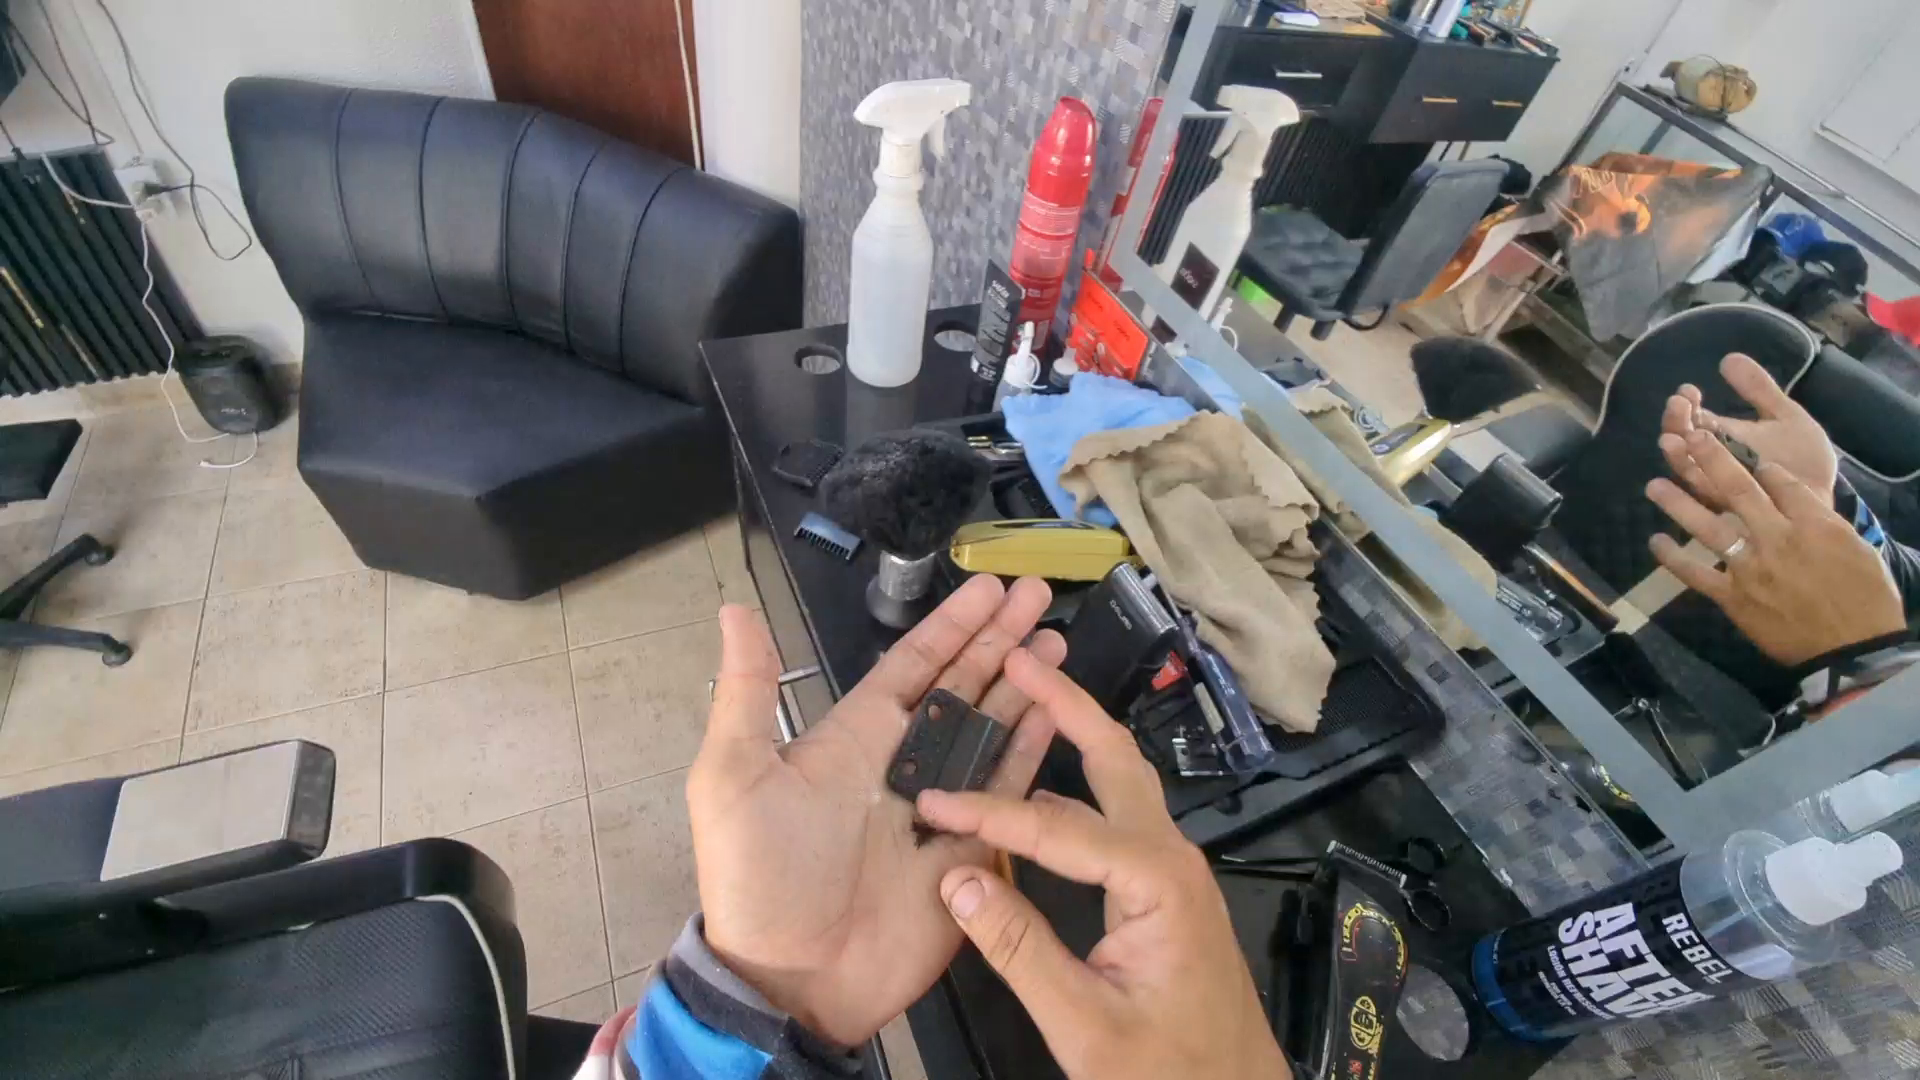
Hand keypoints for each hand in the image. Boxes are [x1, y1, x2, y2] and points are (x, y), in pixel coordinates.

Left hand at [690, 575, 1067, 1046]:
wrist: (792, 979)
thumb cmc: (761, 874)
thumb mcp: (734, 776)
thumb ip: (749, 691)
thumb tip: (735, 610)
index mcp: (860, 731)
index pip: (918, 660)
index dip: (954, 622)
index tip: (990, 587)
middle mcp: (908, 756)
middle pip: (965, 680)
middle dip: (1000, 635)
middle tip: (1036, 593)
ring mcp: (946, 798)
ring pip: (993, 723)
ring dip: (1024, 682)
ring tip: (1055, 641)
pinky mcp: (973, 843)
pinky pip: (1010, 784)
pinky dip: (1032, 745)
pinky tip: (1056, 710)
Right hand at [916, 652, 1287, 1079]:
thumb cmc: (1173, 1075)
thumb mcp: (1088, 1029)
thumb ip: (1020, 951)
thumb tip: (954, 878)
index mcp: (1156, 878)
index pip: (1055, 827)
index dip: (988, 813)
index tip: (933, 800)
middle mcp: (1169, 851)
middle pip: (1114, 755)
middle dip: (1065, 702)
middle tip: (1018, 661)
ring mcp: (1170, 864)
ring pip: (1118, 778)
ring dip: (1074, 732)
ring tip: (1024, 702)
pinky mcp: (1161, 883)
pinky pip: (1113, 815)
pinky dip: (1073, 786)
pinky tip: (1035, 793)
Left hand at [1645, 428, 1902, 666]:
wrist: (1854, 646)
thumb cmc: (1864, 597)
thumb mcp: (1855, 550)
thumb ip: (1820, 524)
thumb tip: (1796, 501)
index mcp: (1818, 528)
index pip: (1783, 485)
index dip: (1755, 463)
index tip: (1731, 446)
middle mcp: (1780, 541)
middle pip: (1740, 494)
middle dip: (1712, 463)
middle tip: (1687, 439)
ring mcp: (1750, 567)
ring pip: (1707, 527)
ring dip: (1677, 504)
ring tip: (1653, 485)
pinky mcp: (1730, 594)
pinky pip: (1692, 572)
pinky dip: (1670, 557)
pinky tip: (1654, 540)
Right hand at [1660, 353, 1837, 510]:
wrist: (1820, 495)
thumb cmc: (1800, 459)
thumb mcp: (1784, 416)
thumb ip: (1758, 389)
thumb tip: (1729, 357)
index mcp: (1718, 437)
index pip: (1691, 420)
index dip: (1686, 405)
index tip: (1688, 390)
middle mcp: (1708, 458)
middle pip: (1680, 441)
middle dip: (1676, 423)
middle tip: (1678, 404)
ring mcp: (1712, 479)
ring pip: (1684, 466)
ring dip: (1676, 452)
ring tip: (1672, 438)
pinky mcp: (1722, 500)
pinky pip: (1702, 489)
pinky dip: (1693, 477)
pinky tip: (1691, 468)